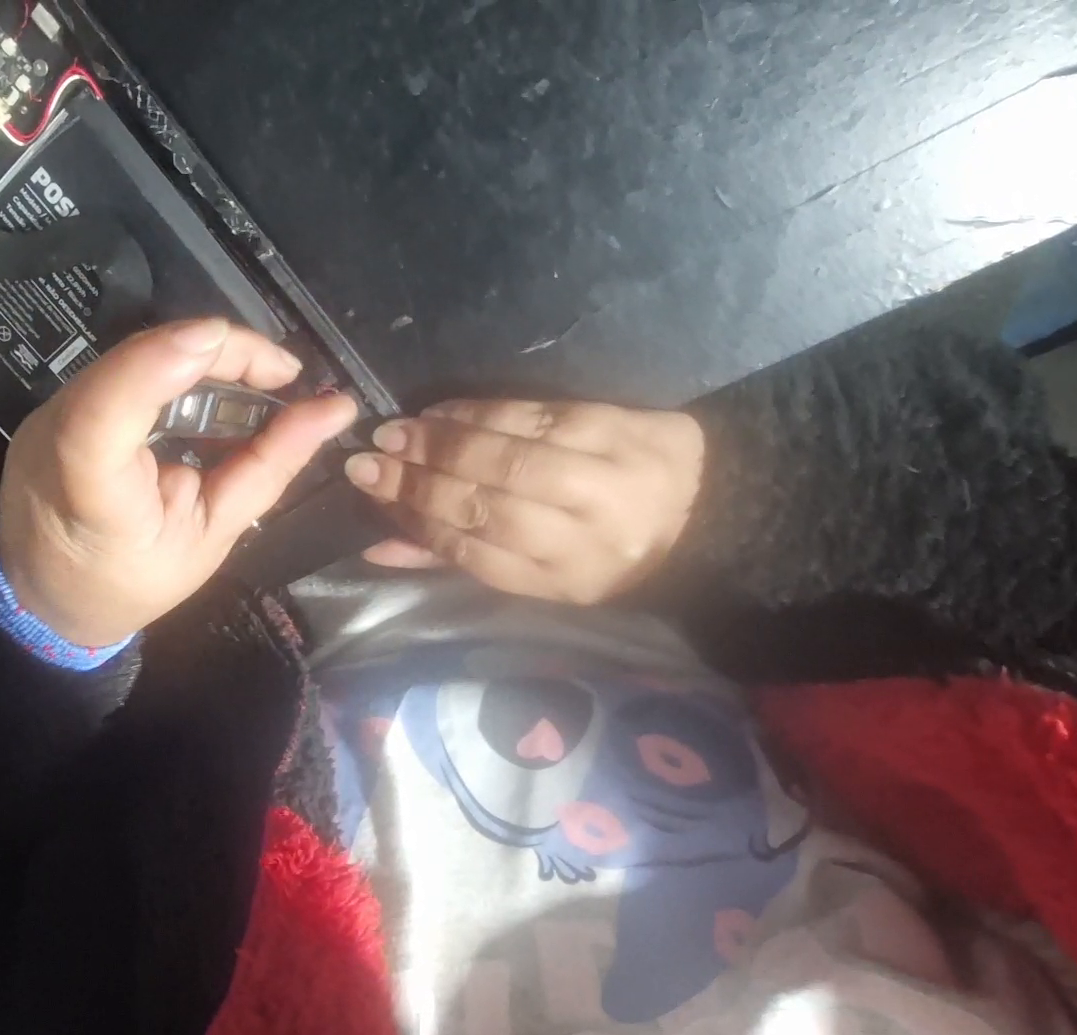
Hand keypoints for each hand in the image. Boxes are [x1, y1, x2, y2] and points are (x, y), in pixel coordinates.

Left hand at [0, 318, 357, 644]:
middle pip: (131, 364)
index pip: (107, 412)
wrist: (45, 597)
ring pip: (132, 359)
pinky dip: (176, 370)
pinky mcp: (55, 406)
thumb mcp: (211, 538)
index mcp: (89, 492)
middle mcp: (54, 437)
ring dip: (202, 358)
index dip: (159, 363)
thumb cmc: (131, 581)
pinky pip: (123, 371)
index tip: (227, 344)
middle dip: (217, 352)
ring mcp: (48, 415)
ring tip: (260, 379)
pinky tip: (214, 384)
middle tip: (282, 374)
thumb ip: (267, 469)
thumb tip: (332, 410)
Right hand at [343, 400, 703, 602]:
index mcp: (562, 581)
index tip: (371, 493)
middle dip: (415, 480)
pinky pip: (535, 417)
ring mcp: (604, 478)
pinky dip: (480, 413)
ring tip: (395, 432)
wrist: (710, 510)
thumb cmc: (605, 554)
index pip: (470, 551)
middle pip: (482, 505)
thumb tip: (376, 550)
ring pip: (505, 457)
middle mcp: (583, 535)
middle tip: (366, 459)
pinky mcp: (617, 428)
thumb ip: (454, 561)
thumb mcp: (537, 578)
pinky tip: (442, 412)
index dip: (413, 521)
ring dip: (440, 443)